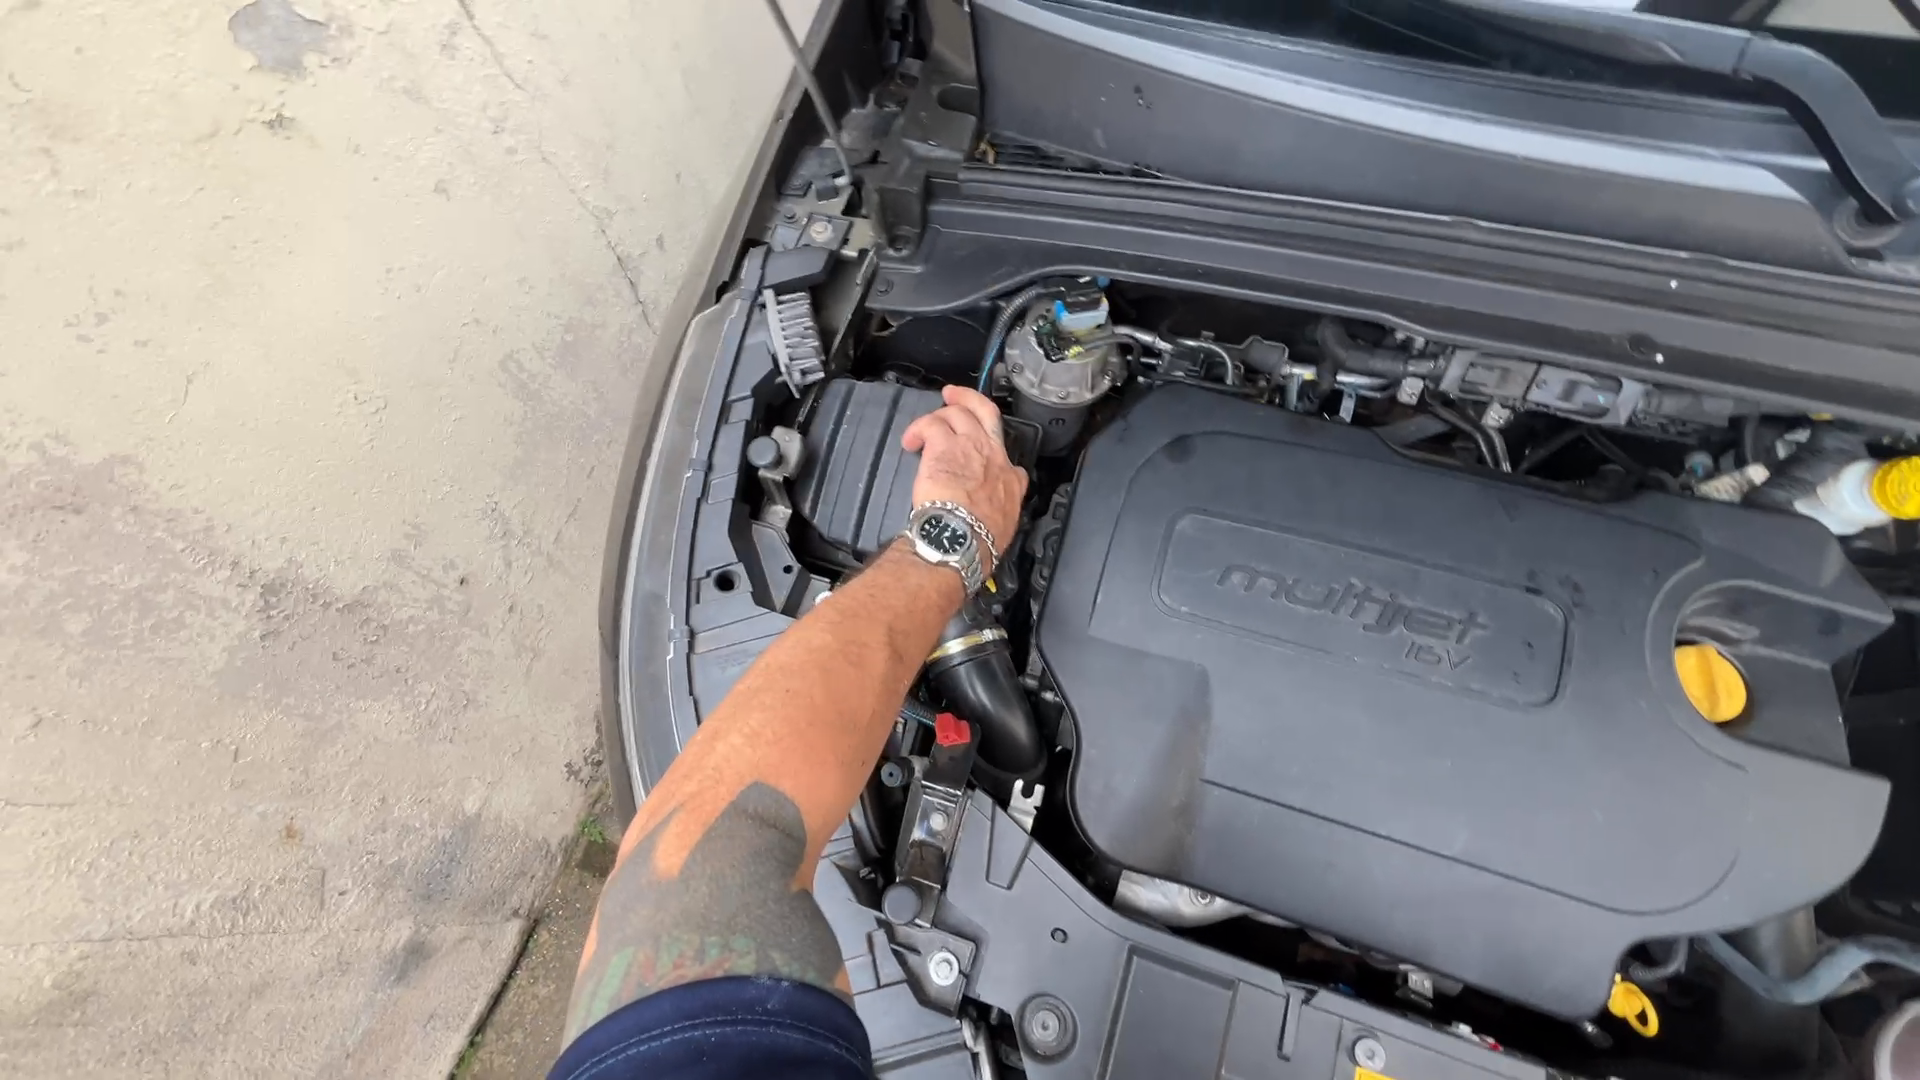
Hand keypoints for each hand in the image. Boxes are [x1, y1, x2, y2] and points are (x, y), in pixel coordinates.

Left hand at [901, 386, 1027, 569]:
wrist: (963, 537)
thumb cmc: (980, 537)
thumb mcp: (1007, 520)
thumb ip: (1006, 504)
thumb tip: (1004, 504)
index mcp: (1008, 473)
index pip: (1004, 447)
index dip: (990, 438)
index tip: (979, 439)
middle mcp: (990, 452)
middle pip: (982, 410)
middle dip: (967, 398)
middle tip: (951, 395)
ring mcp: (968, 445)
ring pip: (954, 413)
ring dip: (936, 417)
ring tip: (919, 431)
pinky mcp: (942, 446)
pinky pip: (929, 424)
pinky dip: (917, 429)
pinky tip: (909, 442)